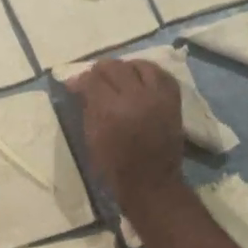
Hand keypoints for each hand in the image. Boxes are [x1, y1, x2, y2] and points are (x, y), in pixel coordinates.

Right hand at [67, 58, 185, 205]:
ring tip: (120, 77)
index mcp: (110, 109)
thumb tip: (80, 86)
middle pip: (114, 66)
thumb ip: (87, 107)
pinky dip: (149, 73)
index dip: (80, 79)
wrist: (151, 182)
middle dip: (100, 71)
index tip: (74, 85)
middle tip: (95, 81)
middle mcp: (135, 97)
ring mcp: (157, 97)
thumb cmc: (114, 165)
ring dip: (126, 68)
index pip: (91, 79)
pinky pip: (162, 75)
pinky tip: (140, 79)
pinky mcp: (173, 101)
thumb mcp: (91, 136)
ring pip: (140, 65)